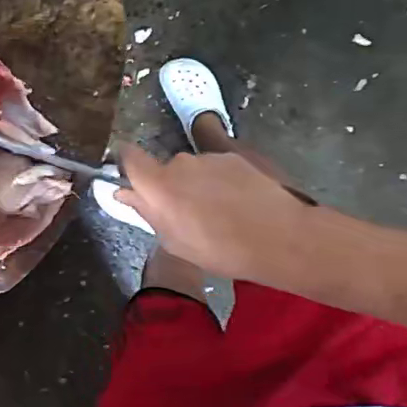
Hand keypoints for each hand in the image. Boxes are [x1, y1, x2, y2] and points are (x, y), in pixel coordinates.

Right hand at [116, 143, 315, 282]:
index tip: (134, 179)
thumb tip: (126, 194)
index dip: (128, 163)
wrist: (279, 238)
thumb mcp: (174, 241)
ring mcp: (210, 157)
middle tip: (187, 213)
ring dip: (199, 183)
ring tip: (220, 212)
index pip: (129, 156)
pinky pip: (218, 166)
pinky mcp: (236, 156)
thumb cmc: (219, 250)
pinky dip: (222, 181)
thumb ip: (147, 212)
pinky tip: (240, 203)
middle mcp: (180, 162)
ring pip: (194, 168)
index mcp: (157, 185)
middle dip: (172, 185)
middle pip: (166, 167)